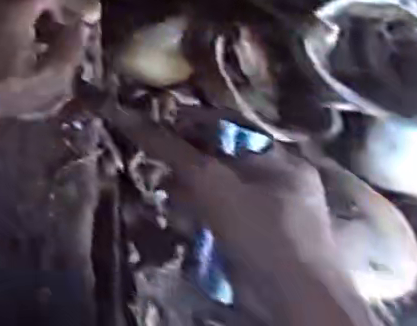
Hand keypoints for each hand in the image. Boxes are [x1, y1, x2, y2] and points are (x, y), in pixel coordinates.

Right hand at [107, 110, 366, 323]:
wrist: (298, 306)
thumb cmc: (259, 229)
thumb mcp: (206, 179)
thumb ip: (164, 143)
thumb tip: (118, 110)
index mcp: (279, 157)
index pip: (220, 122)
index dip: (183, 121)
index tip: (150, 128)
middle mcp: (278, 179)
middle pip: (213, 154)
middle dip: (181, 162)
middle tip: (157, 166)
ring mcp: (271, 212)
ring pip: (211, 185)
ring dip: (185, 191)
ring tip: (172, 201)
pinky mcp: (259, 238)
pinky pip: (218, 212)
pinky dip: (198, 215)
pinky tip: (187, 225)